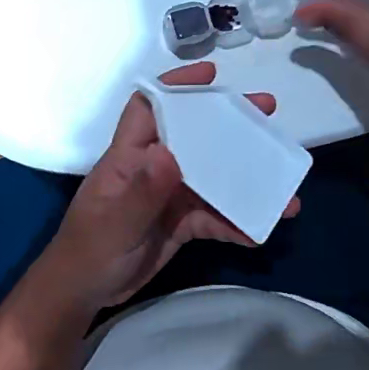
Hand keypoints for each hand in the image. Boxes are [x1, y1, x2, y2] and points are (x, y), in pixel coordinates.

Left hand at [22, 62, 299, 320]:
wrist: (83, 294)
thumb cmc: (88, 251)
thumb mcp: (114, 223)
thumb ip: (141, 192)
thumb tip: (170, 154)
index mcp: (128, 157)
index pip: (149, 109)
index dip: (175, 86)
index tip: (211, 75)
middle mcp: (151, 169)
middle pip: (193, 137)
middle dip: (229, 125)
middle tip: (268, 112)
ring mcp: (167, 196)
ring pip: (212, 179)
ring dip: (245, 180)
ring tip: (284, 189)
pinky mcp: (179, 223)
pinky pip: (214, 217)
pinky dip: (236, 223)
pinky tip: (261, 231)